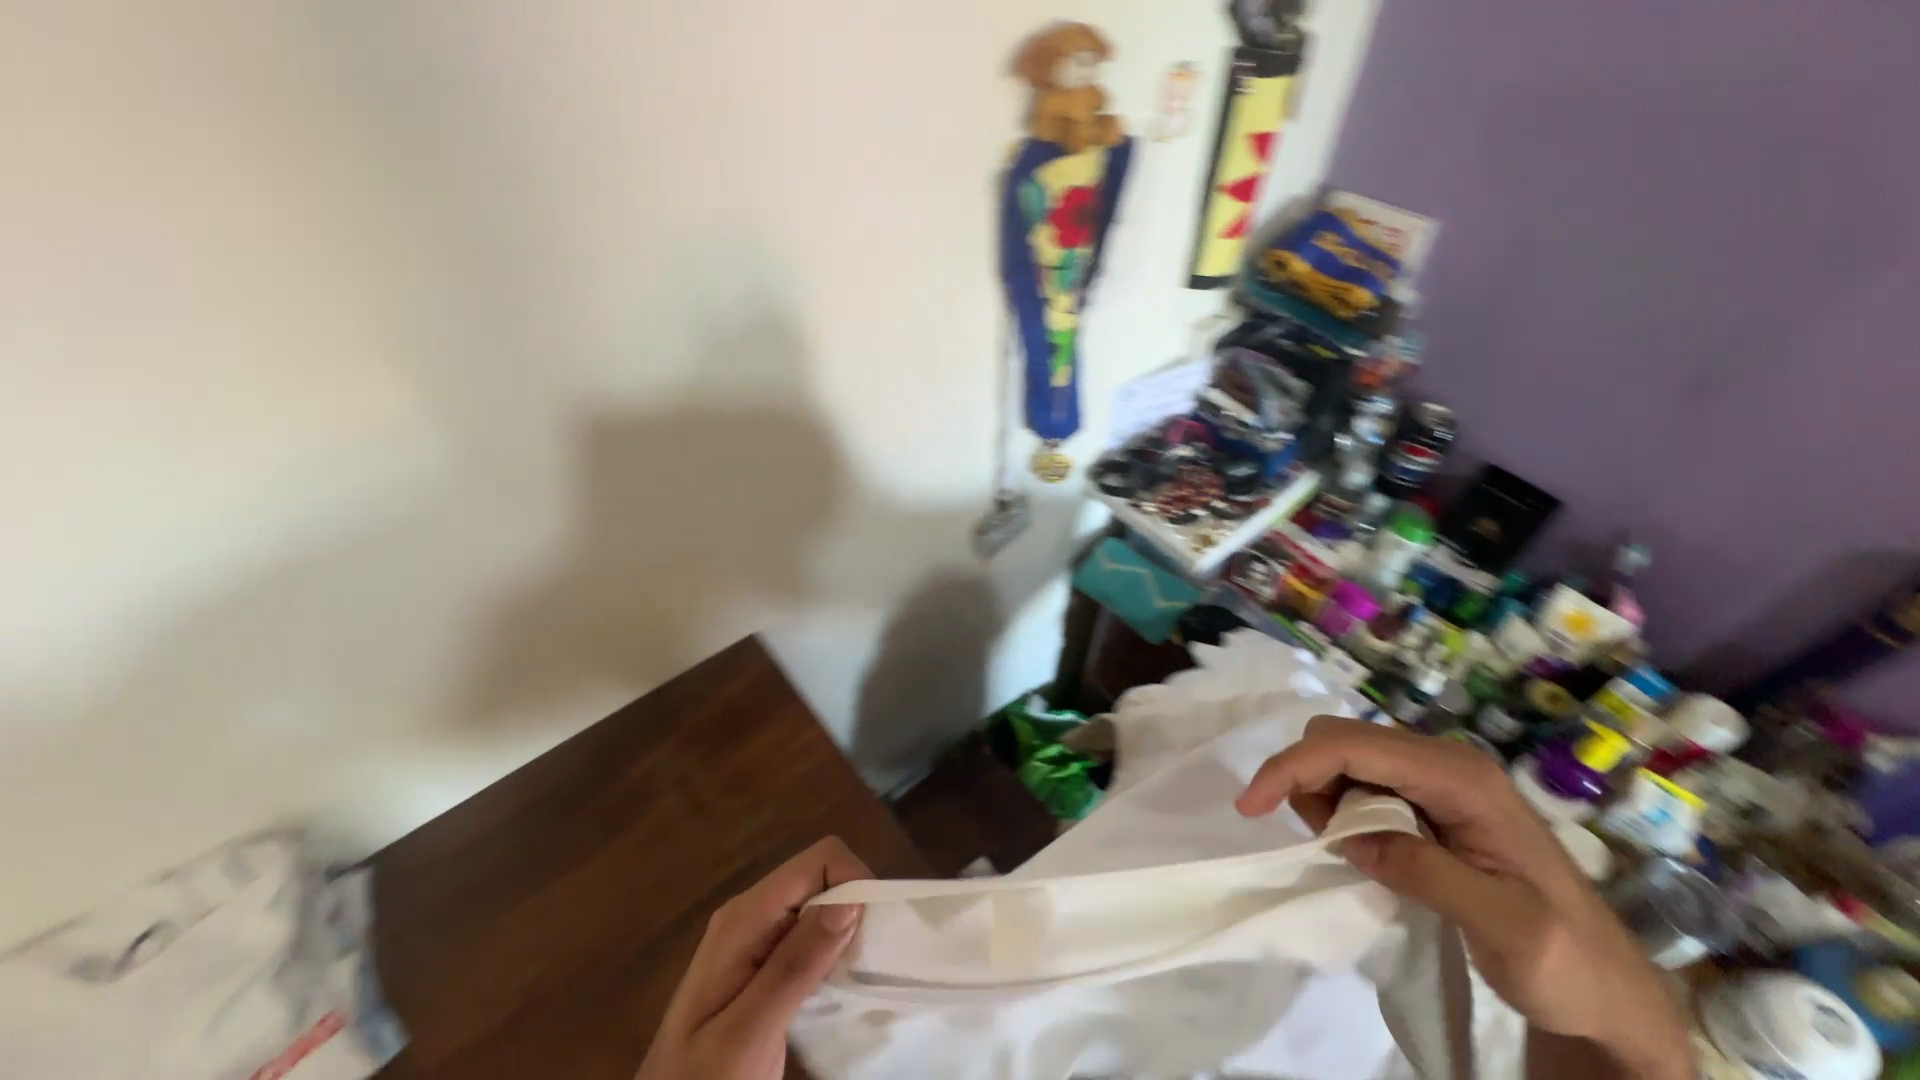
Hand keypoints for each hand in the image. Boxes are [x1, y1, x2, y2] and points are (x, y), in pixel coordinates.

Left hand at [637, 838, 870, 1079]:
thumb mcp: (747, 1034)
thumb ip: (793, 968)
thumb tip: (849, 901)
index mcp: (744, 918)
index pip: (818, 860)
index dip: (855, 883)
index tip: (872, 938)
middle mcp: (751, 914)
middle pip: (822, 877)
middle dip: (855, 909)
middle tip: (864, 967)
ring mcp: (757, 937)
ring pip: (821, 905)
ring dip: (848, 933)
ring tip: (855, 981)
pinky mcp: (765, 962)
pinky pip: (812, 935)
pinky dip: (835, 952)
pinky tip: (837, 990)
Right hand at [1236, 718, 1690, 1078]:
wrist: (1607, 990)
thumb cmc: (1567, 960)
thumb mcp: (1506, 926)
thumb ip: (1427, 871)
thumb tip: (1348, 835)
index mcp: (1462, 778)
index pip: (1352, 746)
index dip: (1292, 766)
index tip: (1249, 808)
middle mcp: (1446, 763)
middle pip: (1341, 739)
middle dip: (1306, 779)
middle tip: (1319, 841)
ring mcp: (1439, 781)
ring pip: (1346, 757)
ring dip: (1322, 796)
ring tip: (1348, 851)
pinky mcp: (1431, 801)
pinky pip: (1362, 783)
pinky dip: (1341, 808)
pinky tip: (1363, 848)